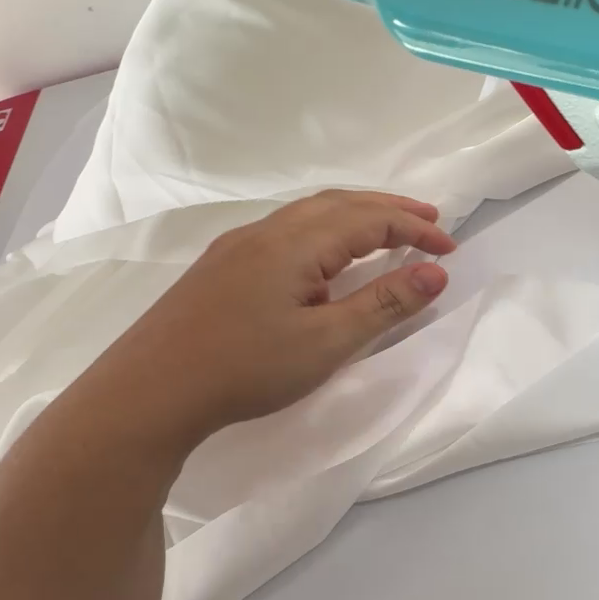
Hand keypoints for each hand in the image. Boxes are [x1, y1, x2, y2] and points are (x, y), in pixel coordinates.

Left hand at [81, 190, 457, 449]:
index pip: (366, 220)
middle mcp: (262, 235)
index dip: (413, 229)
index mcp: (291, 246)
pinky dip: (331, 229)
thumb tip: (436, 272)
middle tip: (433, 222)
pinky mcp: (225, 269)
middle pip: (336, 204)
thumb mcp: (330, 341)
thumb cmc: (247, 368)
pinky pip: (290, 230)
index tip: (451, 250)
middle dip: (389, 208)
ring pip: (310, 214)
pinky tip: (337, 254)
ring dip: (358, 215)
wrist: (147, 396)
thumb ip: (386, 303)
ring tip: (394, 229)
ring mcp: (237, 249)